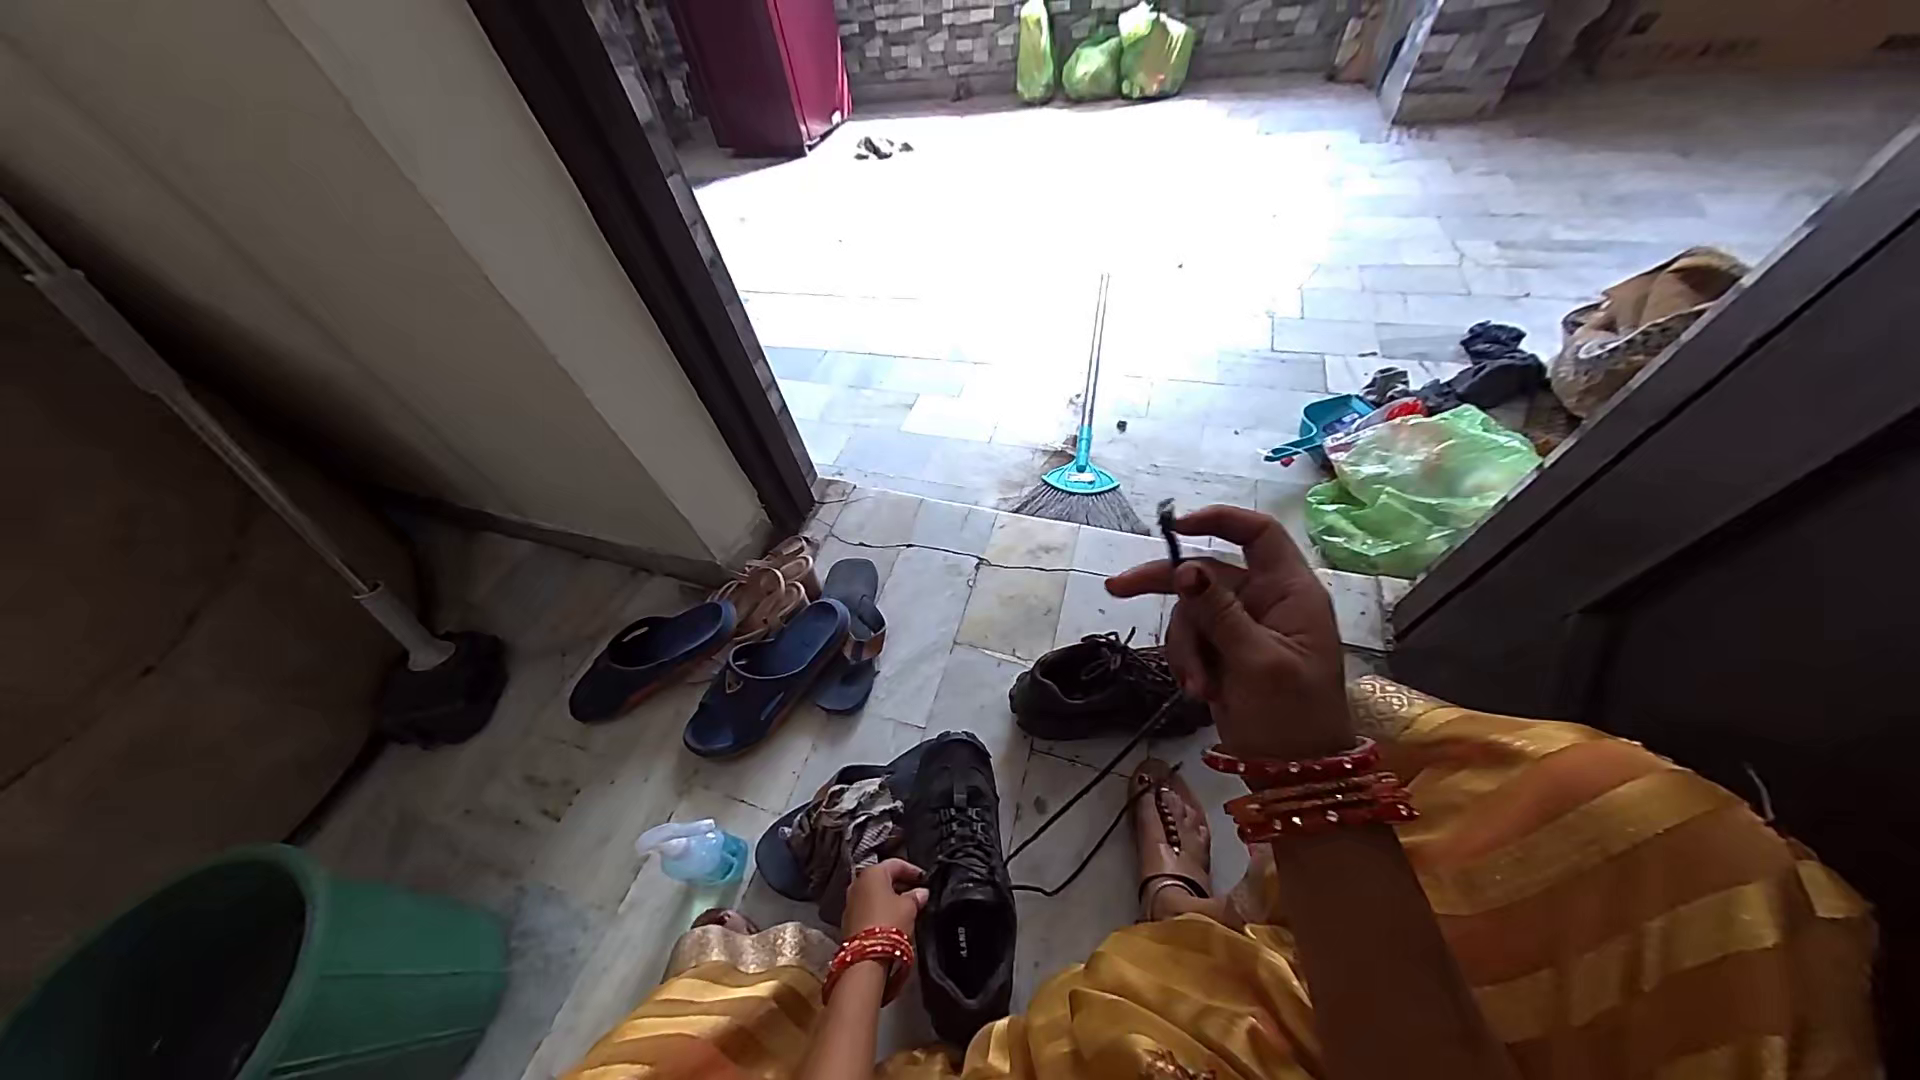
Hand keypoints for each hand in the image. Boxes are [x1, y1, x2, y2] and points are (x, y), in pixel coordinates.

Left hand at [842, 859, 928, 935]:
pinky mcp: (848, 921)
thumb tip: (921, 892)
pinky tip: (893, 919)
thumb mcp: (909, 907)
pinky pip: (869, 908)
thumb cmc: (889, 923)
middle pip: (883, 878)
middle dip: (901, 884)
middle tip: (917, 892)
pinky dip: (881, 910)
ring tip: (908, 907)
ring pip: (875, 894)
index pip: (896, 863)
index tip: (925, 879)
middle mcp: (858, 883)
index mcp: (872, 873)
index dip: (912, 870)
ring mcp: (851, 902)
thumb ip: (916, 896)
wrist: (864, 959)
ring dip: (890, 898)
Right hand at [1107, 505, 1352, 760]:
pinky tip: (1197, 690)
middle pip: (1205, 573)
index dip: (1218, 520)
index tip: (1175, 527)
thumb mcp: (1256, 661)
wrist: (1293, 771)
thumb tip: (1187, 570)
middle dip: (1165, 587)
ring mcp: (1241, 626)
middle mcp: (1264, 600)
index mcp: (1289, 591)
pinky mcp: (1223, 650)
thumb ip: (1219, 613)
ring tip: (1196, 685)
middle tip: (1117, 589)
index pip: (1257, 534)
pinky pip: (1189, 639)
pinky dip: (1186, 662)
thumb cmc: (1291, 715)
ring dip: (1184, 648)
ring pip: (1190, 612)